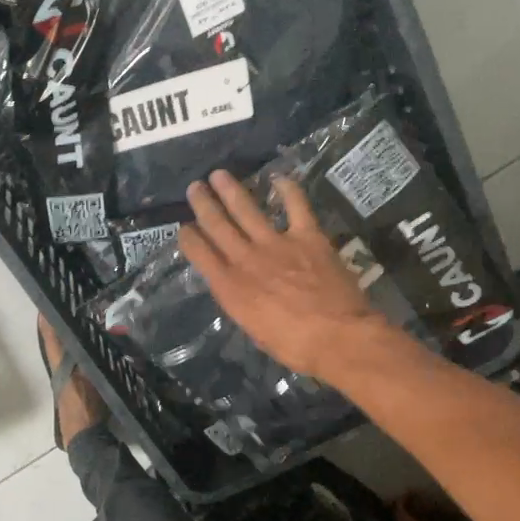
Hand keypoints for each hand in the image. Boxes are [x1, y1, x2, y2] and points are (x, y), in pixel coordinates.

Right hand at [178, 170, 396, 378]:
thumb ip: (241, 301)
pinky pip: (296, 206)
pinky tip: (279, 178)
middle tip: (194, 188)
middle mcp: (246, 260)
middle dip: (203, 205)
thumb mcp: (252, 328)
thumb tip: (239, 288)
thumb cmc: (292, 345)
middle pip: (218, 226)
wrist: (336, 336)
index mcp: (229, 288)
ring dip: (231, 191)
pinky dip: (287, 190)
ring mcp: (277, 244)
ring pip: (247, 210)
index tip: (182, 228)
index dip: (188, 239)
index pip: (200, 255)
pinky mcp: (308, 236)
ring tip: (219, 175)